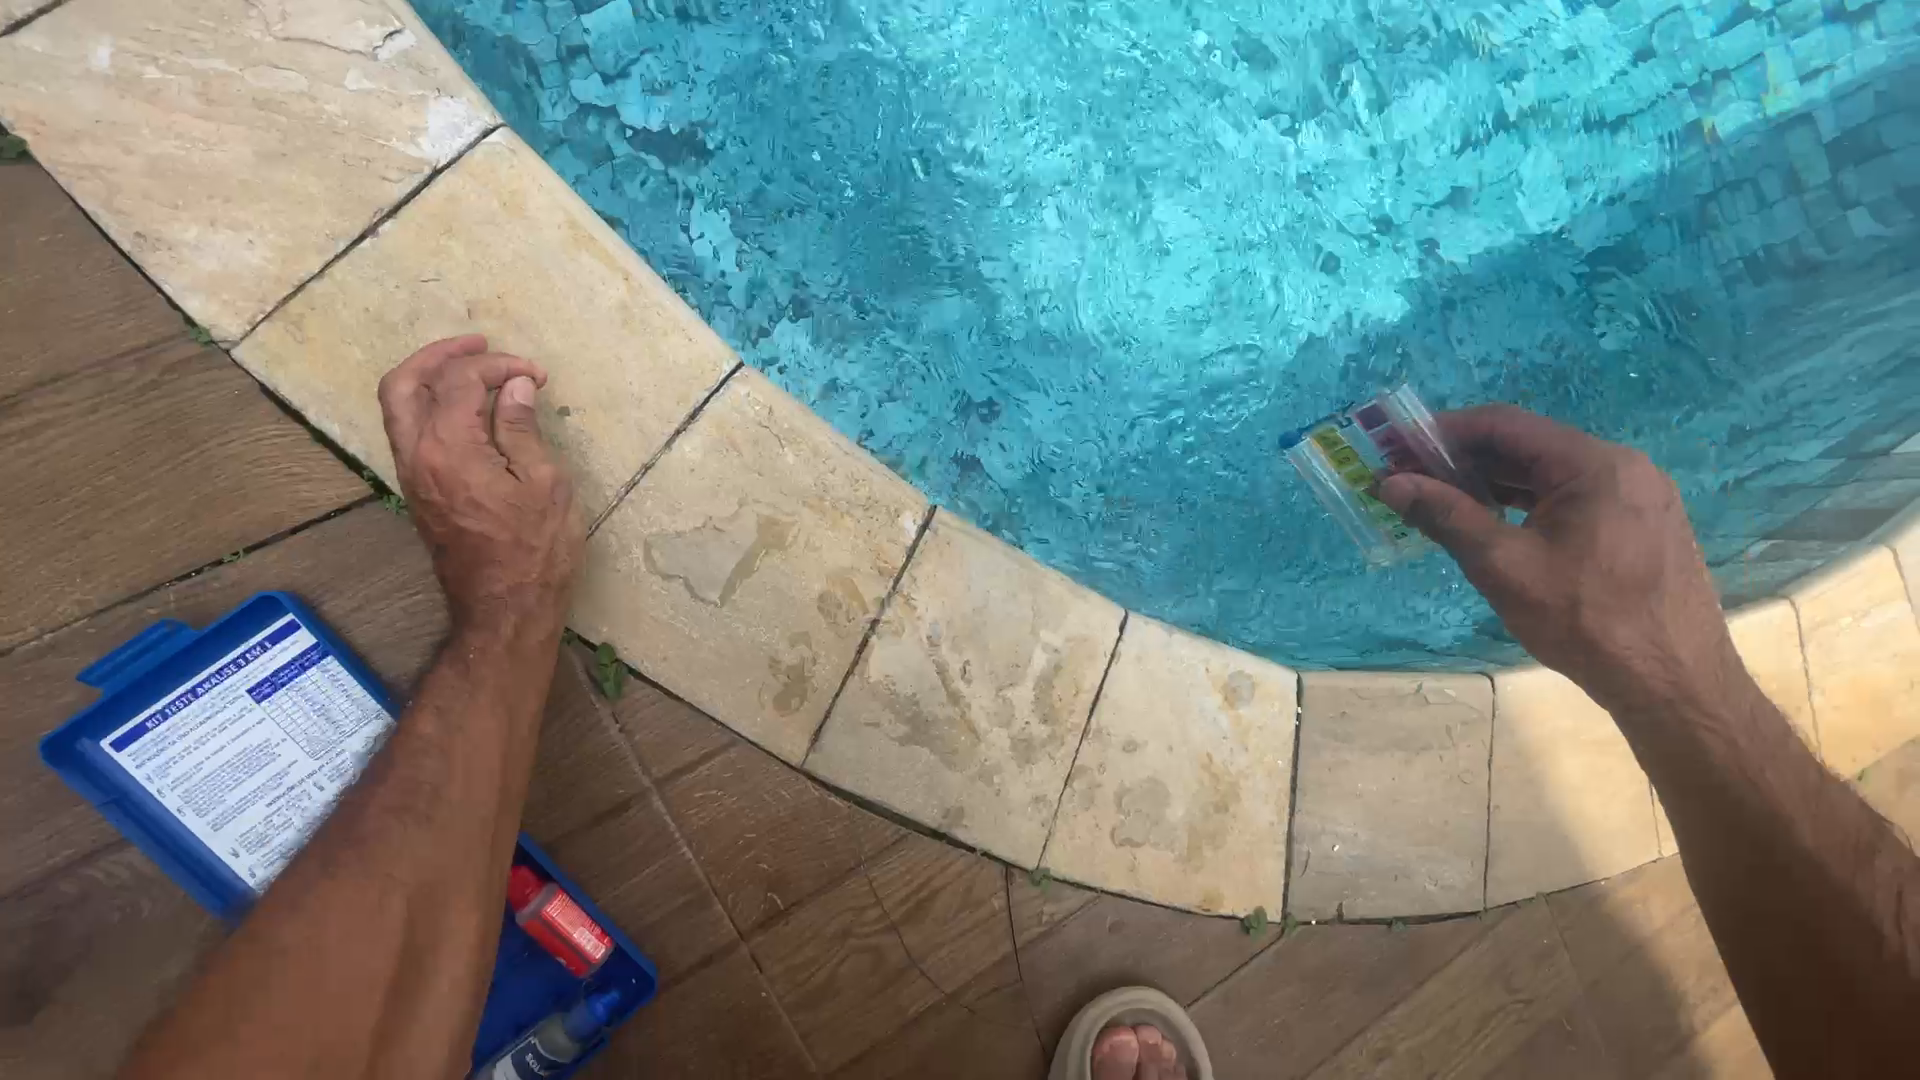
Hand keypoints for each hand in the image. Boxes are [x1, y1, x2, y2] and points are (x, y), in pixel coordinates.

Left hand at [378, 335, 582, 635]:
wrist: (505, 606)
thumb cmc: (537, 549)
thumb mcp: (546, 485)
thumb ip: (523, 430)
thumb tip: (515, 388)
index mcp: (450, 449)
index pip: (460, 382)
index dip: (498, 367)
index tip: (536, 375)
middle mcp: (417, 455)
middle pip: (404, 384)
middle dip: (440, 355)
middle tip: (481, 346)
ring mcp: (413, 475)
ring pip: (399, 407)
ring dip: (431, 378)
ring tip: (474, 371)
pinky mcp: (420, 491)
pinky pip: (411, 431)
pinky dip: (433, 406)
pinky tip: (469, 411)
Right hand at [1377, 405, 1738, 713]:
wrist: (1672, 683)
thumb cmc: (1584, 619)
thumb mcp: (1502, 565)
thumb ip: (1446, 515)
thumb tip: (1391, 484)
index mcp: (1594, 465)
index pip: (1503, 424)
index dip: (1441, 431)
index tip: (1395, 449)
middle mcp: (1621, 467)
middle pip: (1524, 445)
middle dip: (1459, 458)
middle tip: (1405, 479)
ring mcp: (1633, 495)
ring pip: (1543, 473)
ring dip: (1486, 481)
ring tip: (1434, 502)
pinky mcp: (1635, 524)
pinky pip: (1565, 496)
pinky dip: (1518, 501)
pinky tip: (1485, 522)